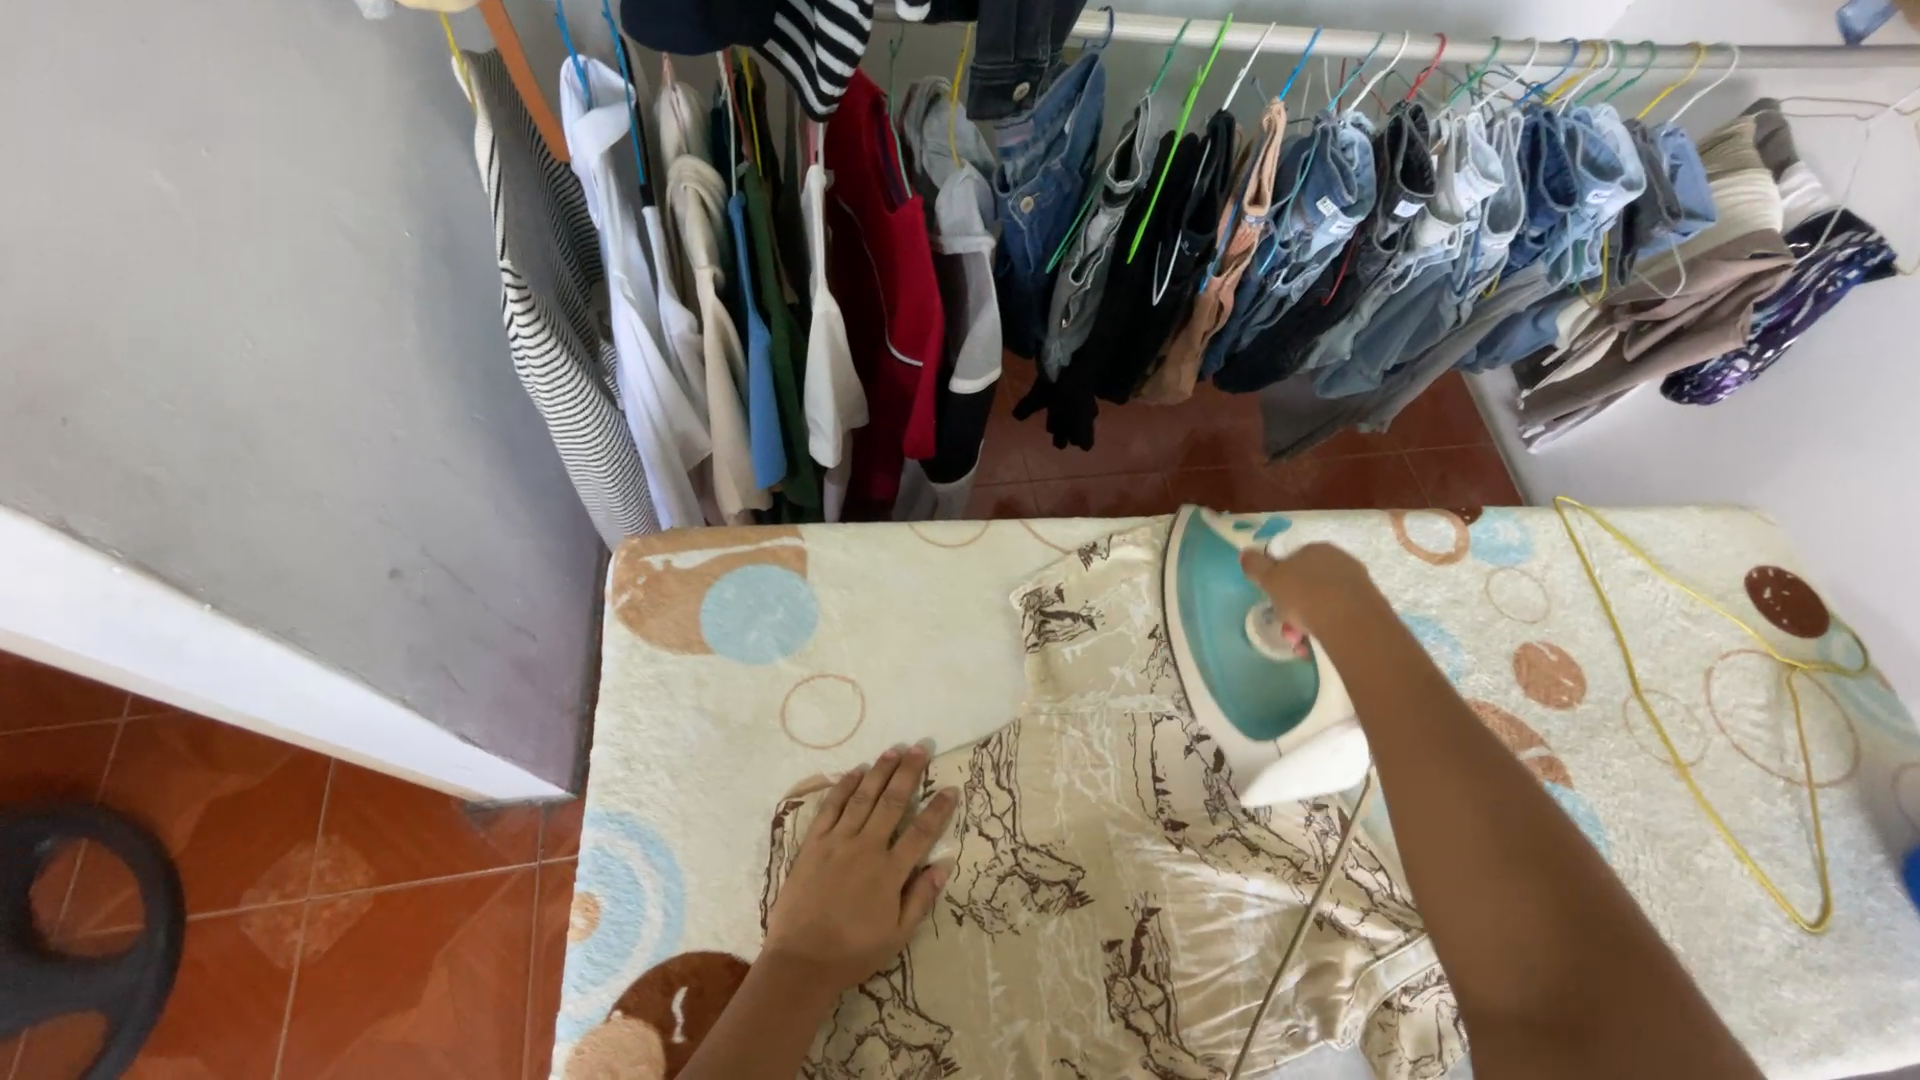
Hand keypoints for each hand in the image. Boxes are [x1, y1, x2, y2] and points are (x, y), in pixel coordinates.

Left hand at [763, 745, 958, 994]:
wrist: (800, 962)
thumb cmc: (853, 953)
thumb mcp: (897, 936)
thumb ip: (921, 898)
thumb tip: (944, 864)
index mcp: (889, 872)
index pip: (921, 832)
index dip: (938, 809)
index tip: (951, 788)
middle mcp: (866, 849)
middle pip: (892, 802)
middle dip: (908, 773)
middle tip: (921, 748)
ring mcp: (837, 843)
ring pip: (862, 798)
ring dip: (879, 771)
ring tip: (893, 750)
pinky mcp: (812, 844)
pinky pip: (830, 808)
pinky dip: (843, 787)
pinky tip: (855, 772)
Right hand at [1240, 542, 1381, 638]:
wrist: (1349, 620)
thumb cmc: (1303, 594)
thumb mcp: (1269, 579)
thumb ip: (1255, 566)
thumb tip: (1245, 553)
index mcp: (1315, 549)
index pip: (1293, 561)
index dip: (1280, 582)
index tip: (1274, 601)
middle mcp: (1339, 561)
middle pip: (1308, 585)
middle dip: (1294, 608)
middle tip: (1287, 629)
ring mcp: (1357, 583)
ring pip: (1323, 604)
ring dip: (1307, 624)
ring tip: (1301, 644)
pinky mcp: (1369, 606)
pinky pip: (1339, 617)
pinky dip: (1326, 630)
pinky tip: (1317, 646)